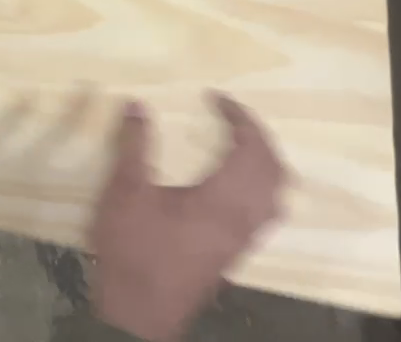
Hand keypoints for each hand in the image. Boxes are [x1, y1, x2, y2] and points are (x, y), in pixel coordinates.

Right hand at [87, 94, 287, 341]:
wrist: (140, 304)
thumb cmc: (133, 243)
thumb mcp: (125, 187)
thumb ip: (135, 145)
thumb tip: (140, 105)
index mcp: (225, 200)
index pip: (252, 152)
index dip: (242, 120)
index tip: (218, 97)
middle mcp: (246, 219)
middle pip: (275, 174)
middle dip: (259, 139)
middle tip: (231, 115)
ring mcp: (242, 238)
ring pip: (275, 196)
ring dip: (264, 164)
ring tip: (238, 143)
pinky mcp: (233, 250)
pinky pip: (264, 210)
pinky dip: (257, 184)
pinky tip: (230, 183)